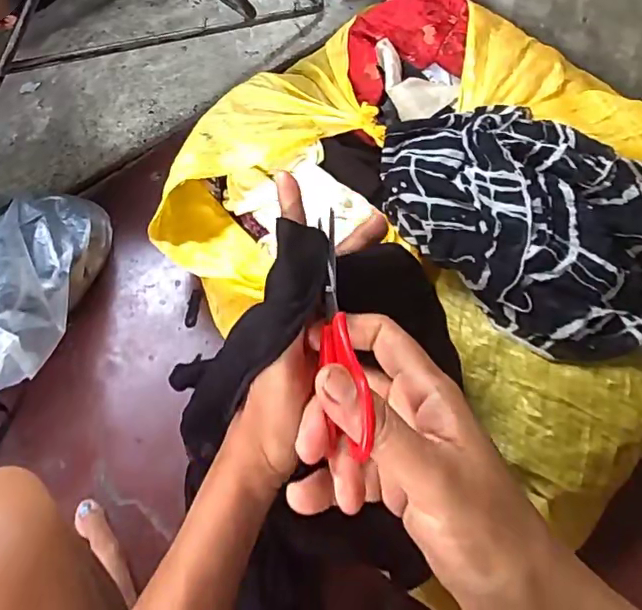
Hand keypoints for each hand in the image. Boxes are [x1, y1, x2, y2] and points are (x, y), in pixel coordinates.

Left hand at [222, 172, 388, 489]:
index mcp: (288, 315)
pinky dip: (358, 302)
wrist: (263, 460)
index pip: (295, 258)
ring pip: (337, 293)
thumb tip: (312, 314)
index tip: (289, 183)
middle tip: (377, 221)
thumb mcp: (280, 375)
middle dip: (349, 243)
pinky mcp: (325, 357)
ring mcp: (312, 337)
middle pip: (324, 270)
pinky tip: (373, 290)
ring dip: (354, 265)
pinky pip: (345, 323)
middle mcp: (299, 318)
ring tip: (378, 238)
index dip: (294, 219)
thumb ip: (293, 345)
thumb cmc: (269, 420)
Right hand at [287, 314, 559, 605]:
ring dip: (333, 457)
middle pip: (355, 388)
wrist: (516, 592)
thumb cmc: (484, 524)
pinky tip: (308, 501)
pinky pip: (353, 470)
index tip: (304, 346)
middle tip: (309, 447)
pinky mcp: (395, 483)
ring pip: (350, 431)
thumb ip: (377, 426)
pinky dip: (331, 483)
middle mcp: (411, 411)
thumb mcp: (428, 474)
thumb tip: (328, 375)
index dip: (346, 331)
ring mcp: (402, 447)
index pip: (384, 338)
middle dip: (327, 412)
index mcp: (427, 392)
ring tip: (340, 496)